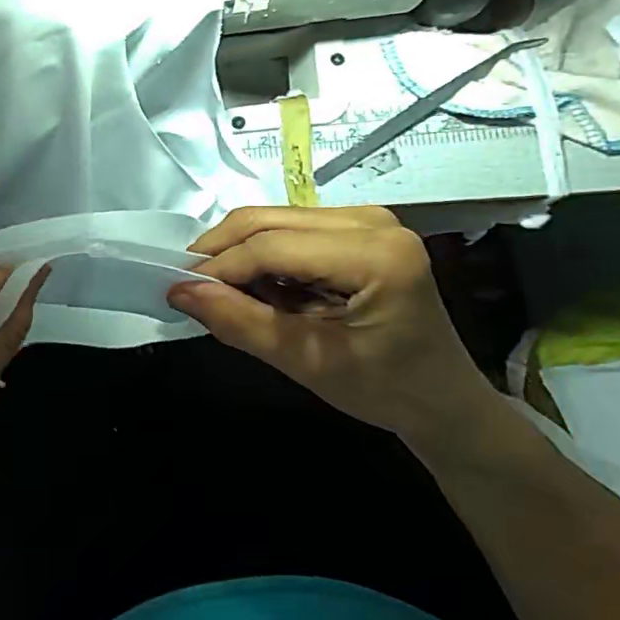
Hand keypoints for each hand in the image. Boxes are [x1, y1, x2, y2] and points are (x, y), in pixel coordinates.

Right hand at [166, 206, 495, 438]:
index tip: (178, 288)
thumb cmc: (385, 389)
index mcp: (376, 254)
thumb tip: (180, 291)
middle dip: (223, 250)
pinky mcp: (359, 227)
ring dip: (241, 252)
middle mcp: (373, 221)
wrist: (442, 400)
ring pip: (276, 219)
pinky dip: (265, 254)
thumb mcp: (308, 362)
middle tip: (188, 284)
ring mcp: (368, 219)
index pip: (274, 245)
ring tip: (222, 291)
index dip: (221, 266)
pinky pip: (293, 228)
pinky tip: (258, 286)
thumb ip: (241, 322)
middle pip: (271, 220)